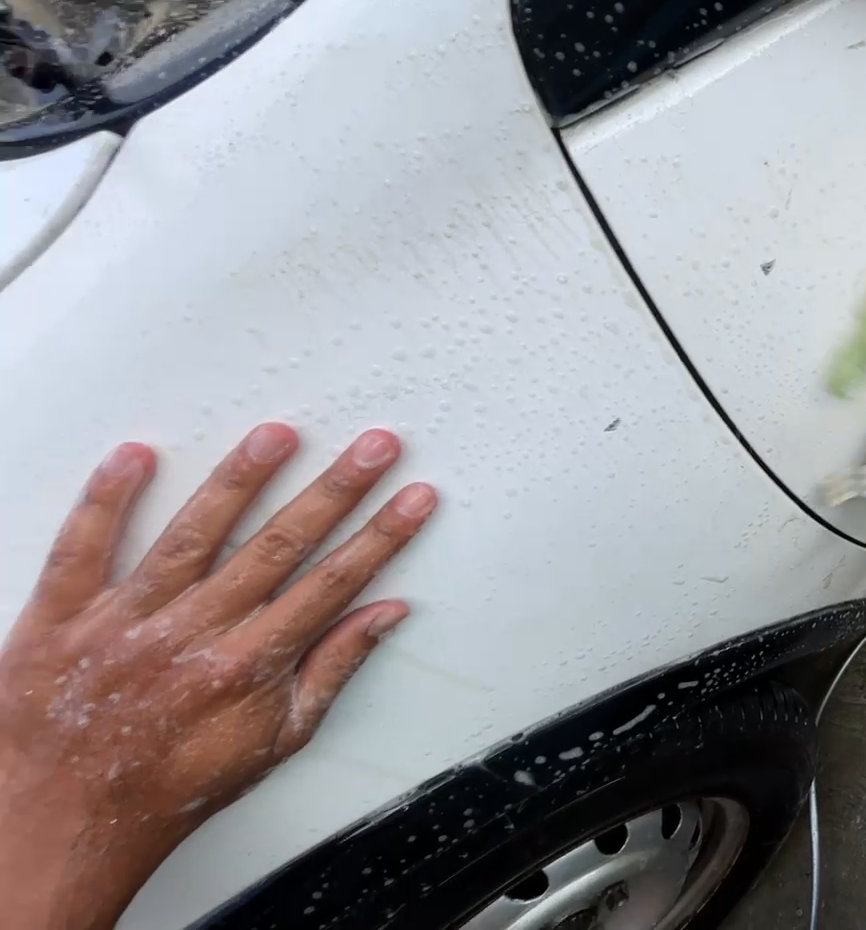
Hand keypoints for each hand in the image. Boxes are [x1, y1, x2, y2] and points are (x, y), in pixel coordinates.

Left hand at [0, 425, 436, 929]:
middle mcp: (189, 637)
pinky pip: (78, 553)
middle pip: (278, 546)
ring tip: (278, 435)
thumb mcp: (279, 738)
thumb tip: (389, 611)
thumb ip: (336, 666)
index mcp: (247, 666)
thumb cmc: (175, 785)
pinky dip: (104, 503)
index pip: (334, 581)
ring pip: (191, 538)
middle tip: (375, 446)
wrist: (47, 832)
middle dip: (335, 489)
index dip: (384, 534)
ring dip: (239, 481)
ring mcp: (120, 626)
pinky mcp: (54, 624)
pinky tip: (135, 458)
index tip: (415, 497)